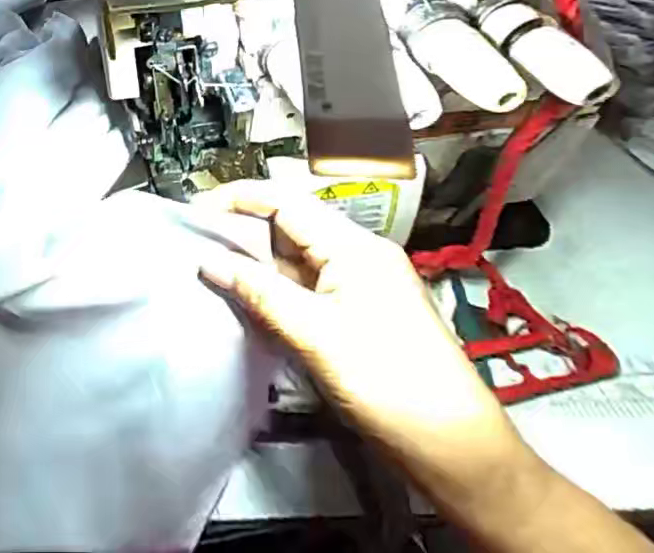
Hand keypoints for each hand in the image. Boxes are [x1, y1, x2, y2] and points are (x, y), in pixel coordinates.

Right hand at [196, 188, 533, 504]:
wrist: (459, 455)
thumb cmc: (391, 385)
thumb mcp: (315, 334)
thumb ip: (257, 291)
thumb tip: (207, 261)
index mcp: (355, 247)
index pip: (284, 201)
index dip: (236, 198)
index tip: (195, 211)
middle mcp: (357, 255)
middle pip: (286, 225)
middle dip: (240, 231)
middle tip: (196, 244)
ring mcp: (357, 284)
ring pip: (291, 256)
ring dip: (253, 261)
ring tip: (210, 268)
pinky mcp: (354, 311)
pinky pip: (302, 284)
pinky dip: (271, 287)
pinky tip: (244, 297)